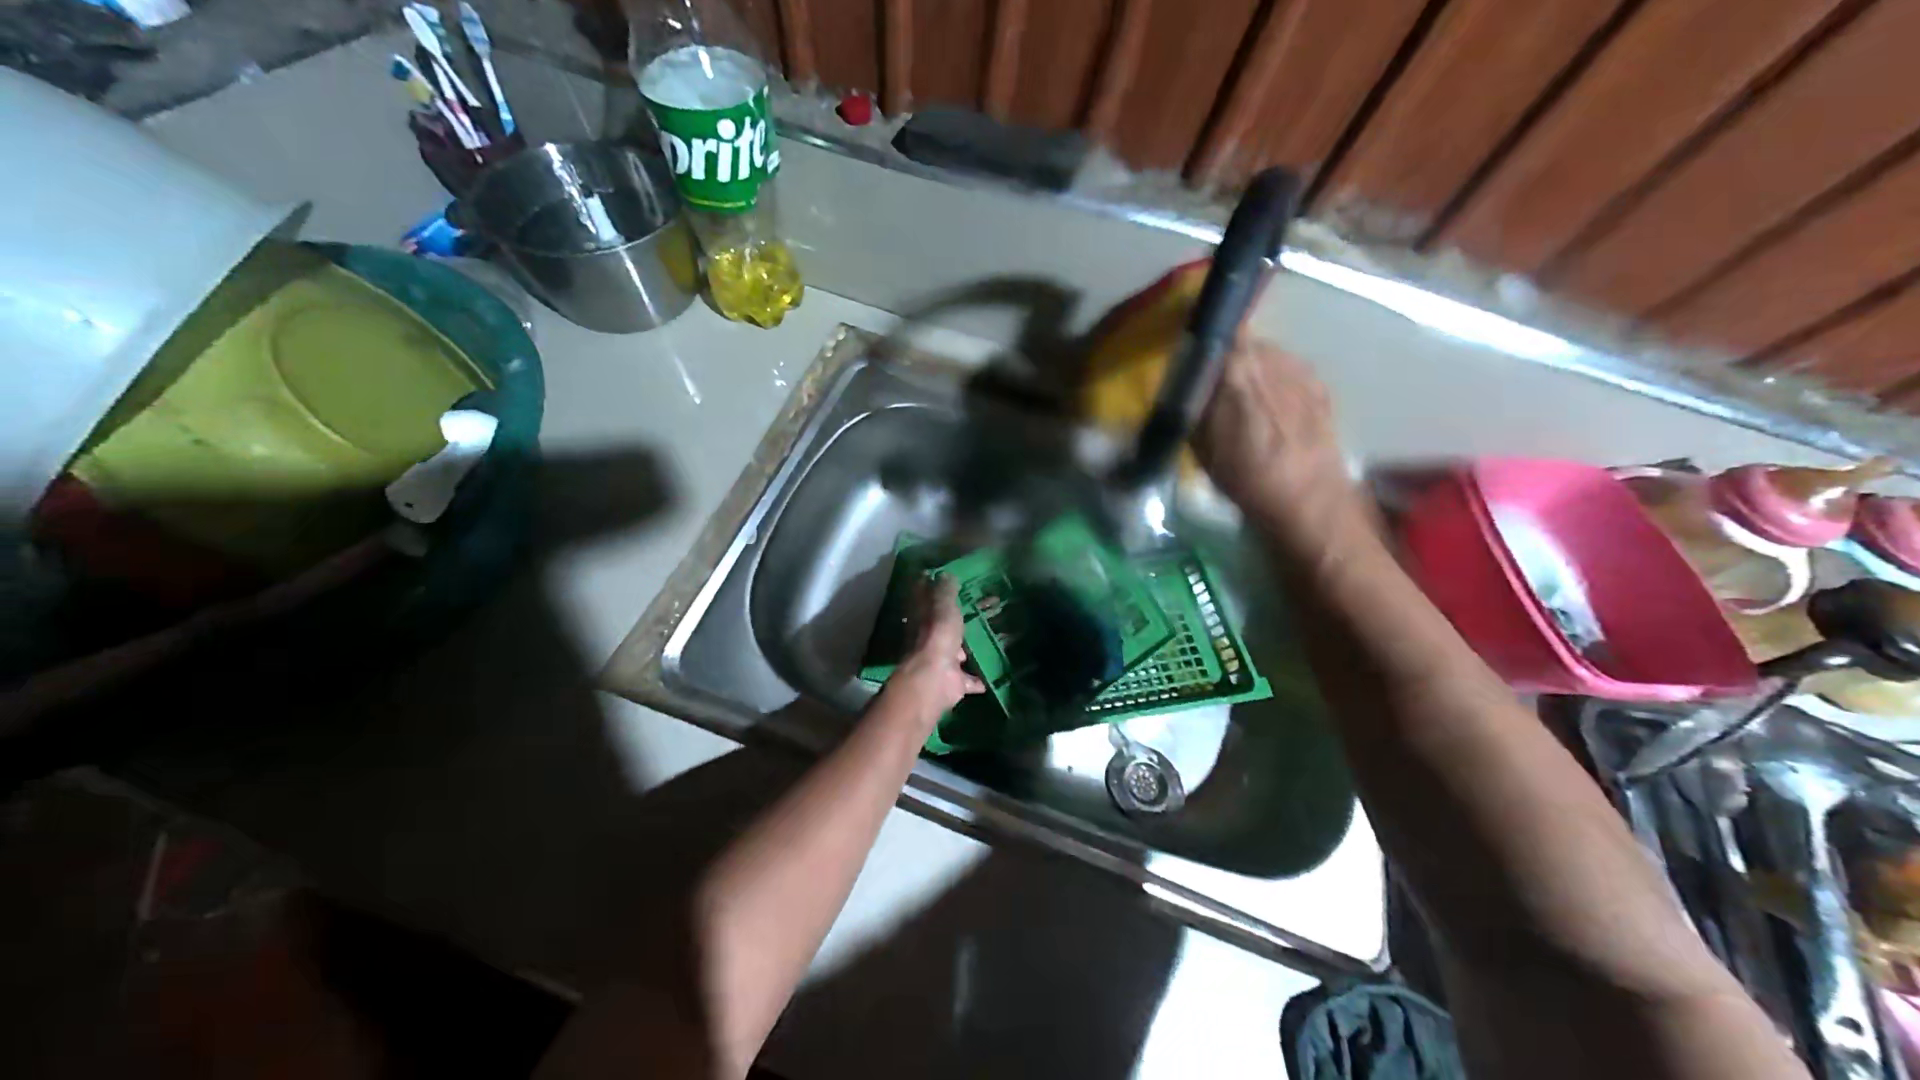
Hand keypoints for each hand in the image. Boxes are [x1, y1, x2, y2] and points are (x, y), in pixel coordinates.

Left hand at [883, 575, 986, 726]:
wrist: (935, 677)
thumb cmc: (938, 634)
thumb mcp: (943, 604)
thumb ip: (946, 590)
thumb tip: (945, 573)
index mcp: (924, 618)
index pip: (929, 599)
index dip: (940, 590)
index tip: (958, 583)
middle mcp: (930, 639)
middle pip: (946, 626)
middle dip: (961, 621)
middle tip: (988, 610)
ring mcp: (941, 661)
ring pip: (959, 652)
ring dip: (970, 649)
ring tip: (997, 638)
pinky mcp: (954, 682)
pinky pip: (970, 678)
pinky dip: (980, 677)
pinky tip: (997, 670)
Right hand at [1193, 338, 1364, 551]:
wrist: (1305, 497)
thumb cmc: (1243, 474)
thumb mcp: (1200, 442)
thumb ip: (1194, 404)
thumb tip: (1190, 386)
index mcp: (1235, 368)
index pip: (1220, 328)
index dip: (1208, 338)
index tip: (1198, 354)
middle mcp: (1270, 357)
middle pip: (1245, 342)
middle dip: (1231, 359)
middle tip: (1220, 386)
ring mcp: (1300, 370)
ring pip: (1270, 357)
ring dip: (1257, 372)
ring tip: (1250, 404)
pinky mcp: (1321, 386)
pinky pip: (1290, 374)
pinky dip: (1279, 385)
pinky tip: (1275, 414)